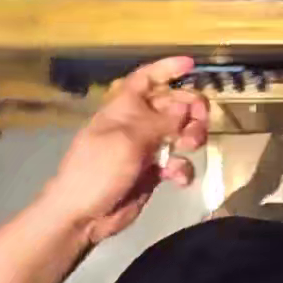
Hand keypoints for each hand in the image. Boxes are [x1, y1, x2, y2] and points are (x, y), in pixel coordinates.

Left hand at [39, 57, 210, 242]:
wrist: (82, 216)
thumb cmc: (96, 171)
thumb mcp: (127, 141)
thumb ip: (160, 122)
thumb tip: (185, 106)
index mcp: (123, 109)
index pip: (145, 78)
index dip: (167, 68)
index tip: (191, 65)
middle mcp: (137, 124)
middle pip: (173, 105)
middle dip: (191, 110)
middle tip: (201, 122)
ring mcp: (147, 149)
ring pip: (181, 133)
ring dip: (192, 138)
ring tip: (190, 148)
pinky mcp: (154, 173)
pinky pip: (178, 163)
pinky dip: (183, 169)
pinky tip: (178, 179)